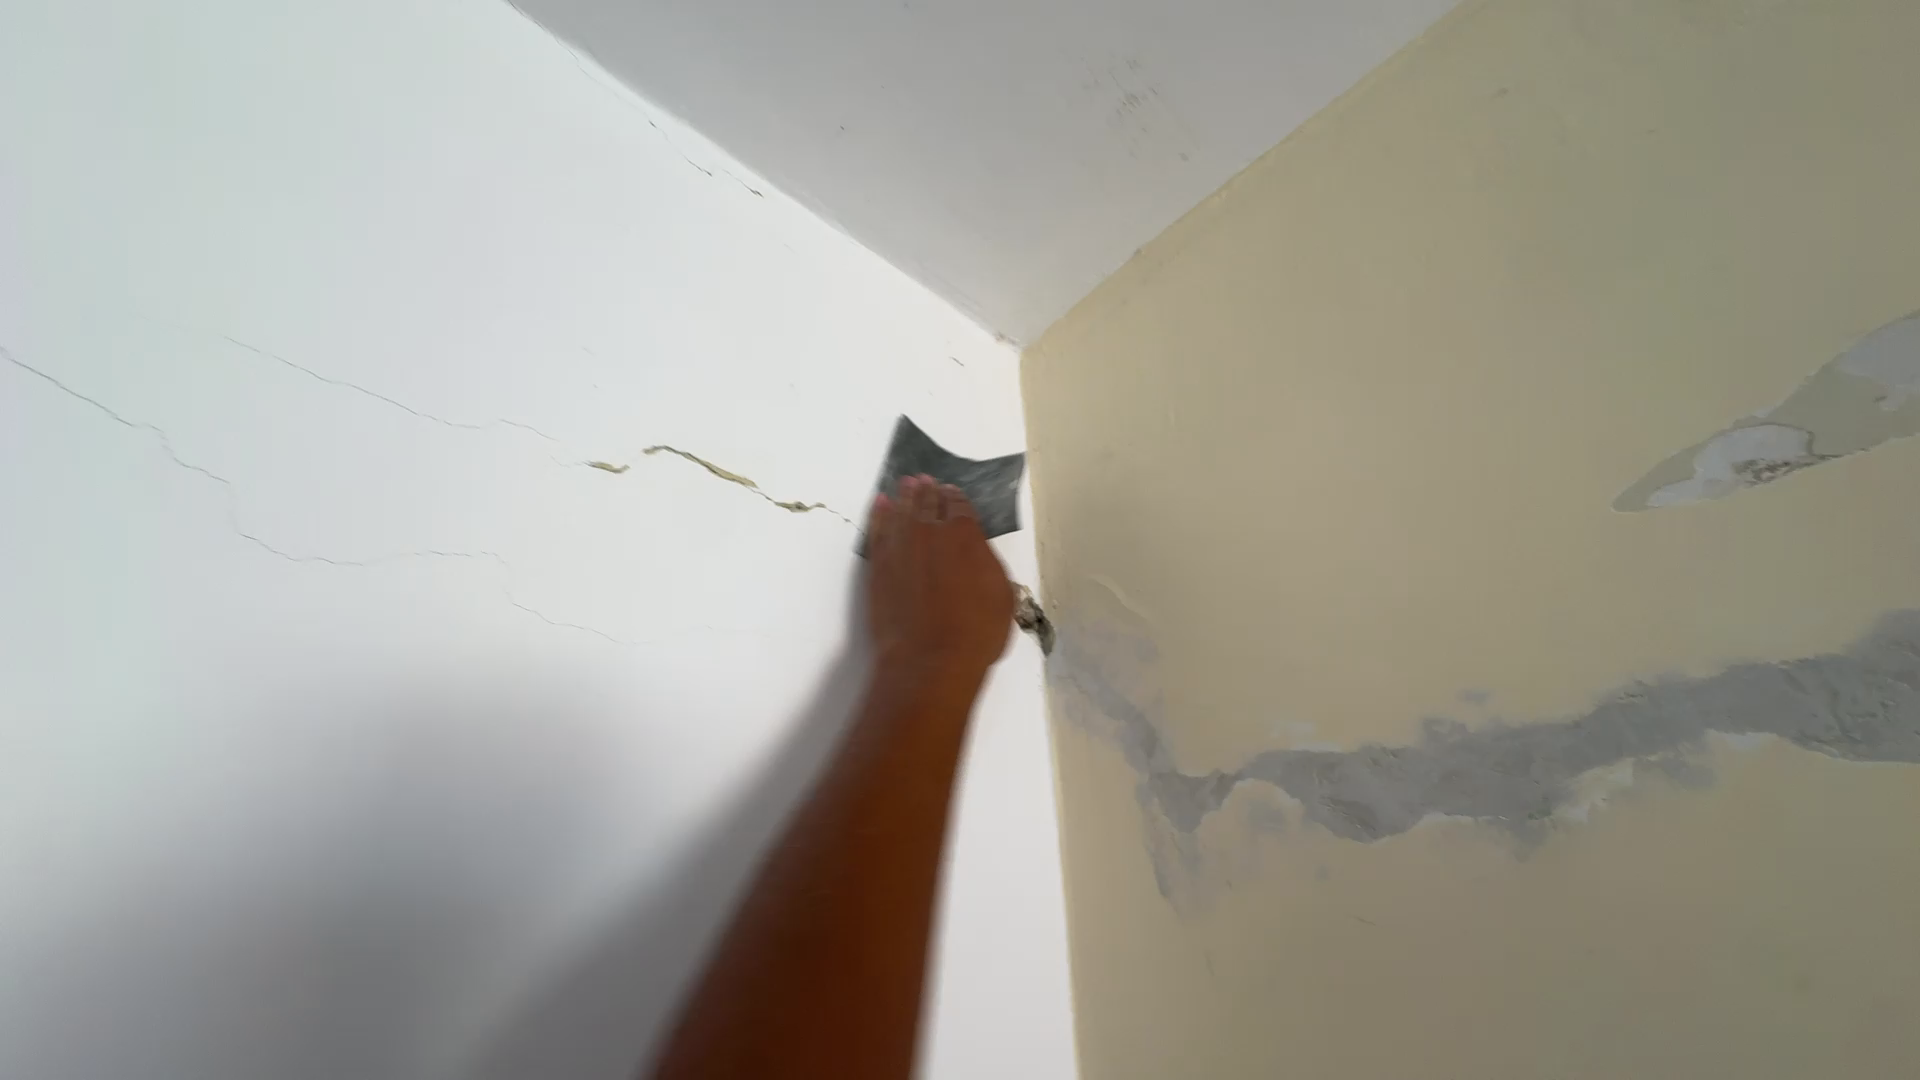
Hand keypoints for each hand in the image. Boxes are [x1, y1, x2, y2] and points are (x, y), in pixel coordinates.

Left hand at [864, 475, 1013, 679]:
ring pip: (902, 511)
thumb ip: (987, 565)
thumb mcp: (1001, 596)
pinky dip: (880, 515)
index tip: (952, 492)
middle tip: (925, 480)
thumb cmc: (976, 634)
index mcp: (965, 536)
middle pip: (928, 504)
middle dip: (929, 491)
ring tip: (906, 484)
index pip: (959, 507)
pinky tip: (881, 505)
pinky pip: (877, 530)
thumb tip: (977, 552)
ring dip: (906, 496)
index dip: (956, 498)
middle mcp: (931, 534)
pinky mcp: (878, 566)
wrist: (928, 661)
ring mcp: (901, 548)